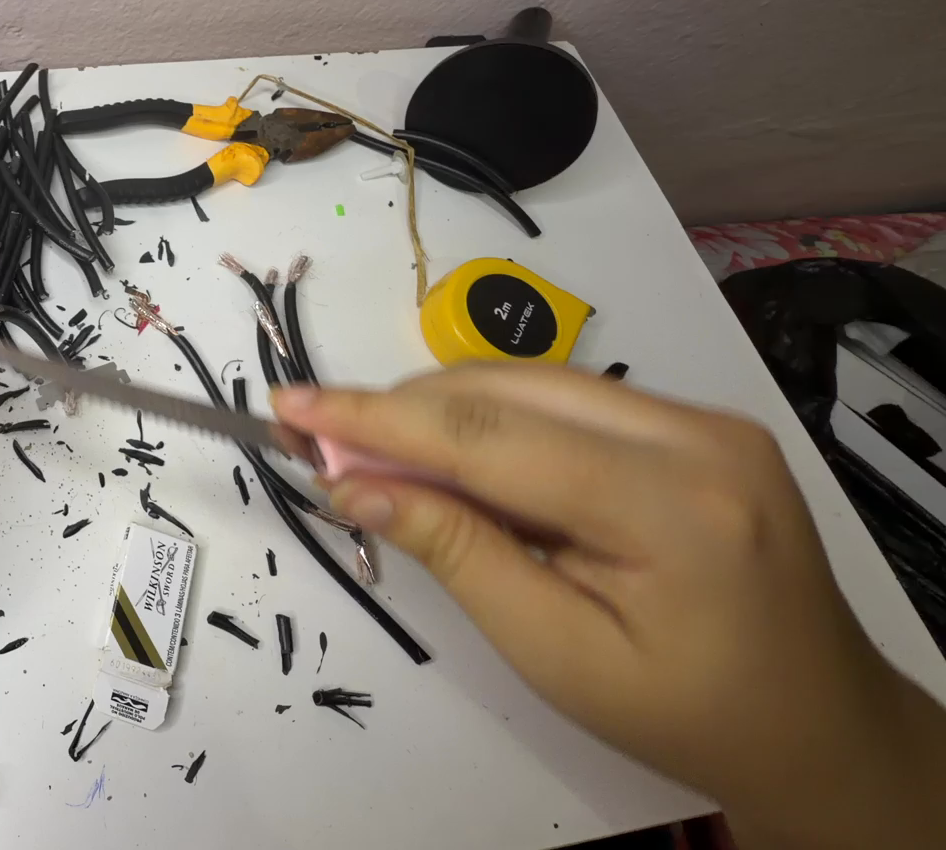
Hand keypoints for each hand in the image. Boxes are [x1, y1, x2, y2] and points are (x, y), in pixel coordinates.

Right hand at [274, 365, 945, 848]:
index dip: (371, 414)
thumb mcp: (548, 647)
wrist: (818, 724)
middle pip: (496, 390)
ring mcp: (697, 418)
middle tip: (316, 442)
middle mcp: (695, 434)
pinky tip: (444, 456)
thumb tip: (349, 483)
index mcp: (671, 506)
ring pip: (516, 379)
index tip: (286, 404)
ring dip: (429, 410)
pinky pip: (548, 394)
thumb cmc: (680, 708)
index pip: (483, 435)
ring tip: (371, 455)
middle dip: (392, 410)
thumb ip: (449, 549)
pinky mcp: (683, 420)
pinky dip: (476, 415)